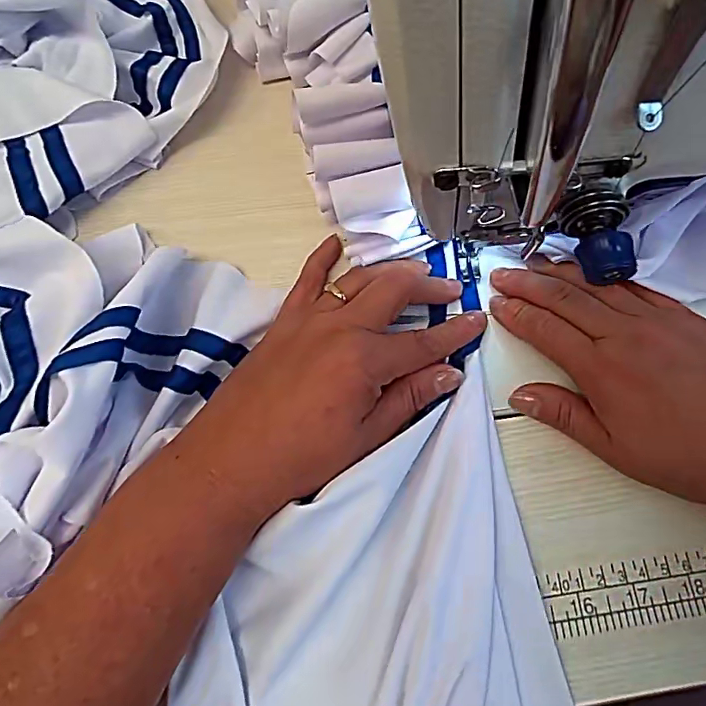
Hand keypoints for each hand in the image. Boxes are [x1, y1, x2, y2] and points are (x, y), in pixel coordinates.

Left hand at [172, 236, 486, 519]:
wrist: (231, 460)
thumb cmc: (297, 457)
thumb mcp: (365, 437)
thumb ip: (408, 398)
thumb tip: (446, 374)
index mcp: (363, 360)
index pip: (422, 342)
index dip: (454, 332)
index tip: (474, 322)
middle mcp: (338, 328)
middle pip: (394, 291)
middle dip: (428, 287)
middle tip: (449, 291)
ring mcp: (309, 320)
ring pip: (358, 279)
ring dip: (389, 271)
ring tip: (413, 271)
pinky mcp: (284, 322)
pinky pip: (306, 280)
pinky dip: (321, 259)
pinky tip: (334, 245)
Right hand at [489, 258, 705, 520]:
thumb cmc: (689, 458)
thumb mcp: (616, 449)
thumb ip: (565, 415)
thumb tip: (522, 395)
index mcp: (603, 369)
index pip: (546, 329)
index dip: (517, 313)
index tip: (498, 302)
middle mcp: (626, 334)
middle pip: (565, 296)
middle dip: (528, 282)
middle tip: (503, 273)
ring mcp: (657, 320)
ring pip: (597, 285)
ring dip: (562, 272)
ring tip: (537, 263)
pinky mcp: (684, 317)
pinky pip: (636, 288)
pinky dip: (607, 279)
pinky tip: (595, 276)